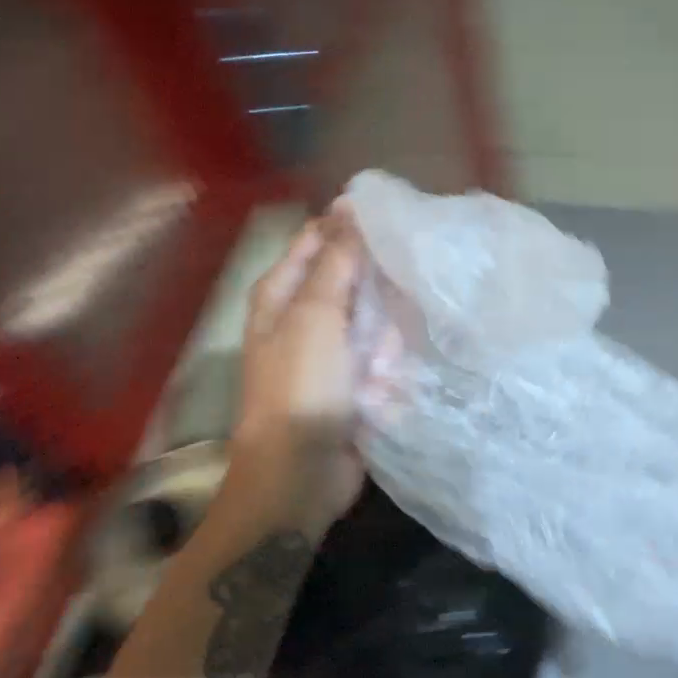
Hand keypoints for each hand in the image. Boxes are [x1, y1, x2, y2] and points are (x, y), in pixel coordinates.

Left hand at [225, 216, 367, 531]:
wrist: (301, 473)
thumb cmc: (301, 387)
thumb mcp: (317, 314)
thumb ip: (337, 259)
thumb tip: (350, 204)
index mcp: (282, 294)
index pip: (320, 240)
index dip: (354, 230)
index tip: (395, 228)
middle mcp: (305, 320)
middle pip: (357, 285)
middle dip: (379, 301)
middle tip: (388, 318)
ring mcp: (333, 357)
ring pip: (379, 328)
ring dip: (384, 349)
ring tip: (375, 374)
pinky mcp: (356, 389)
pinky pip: (385, 367)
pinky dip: (386, 380)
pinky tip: (379, 398)